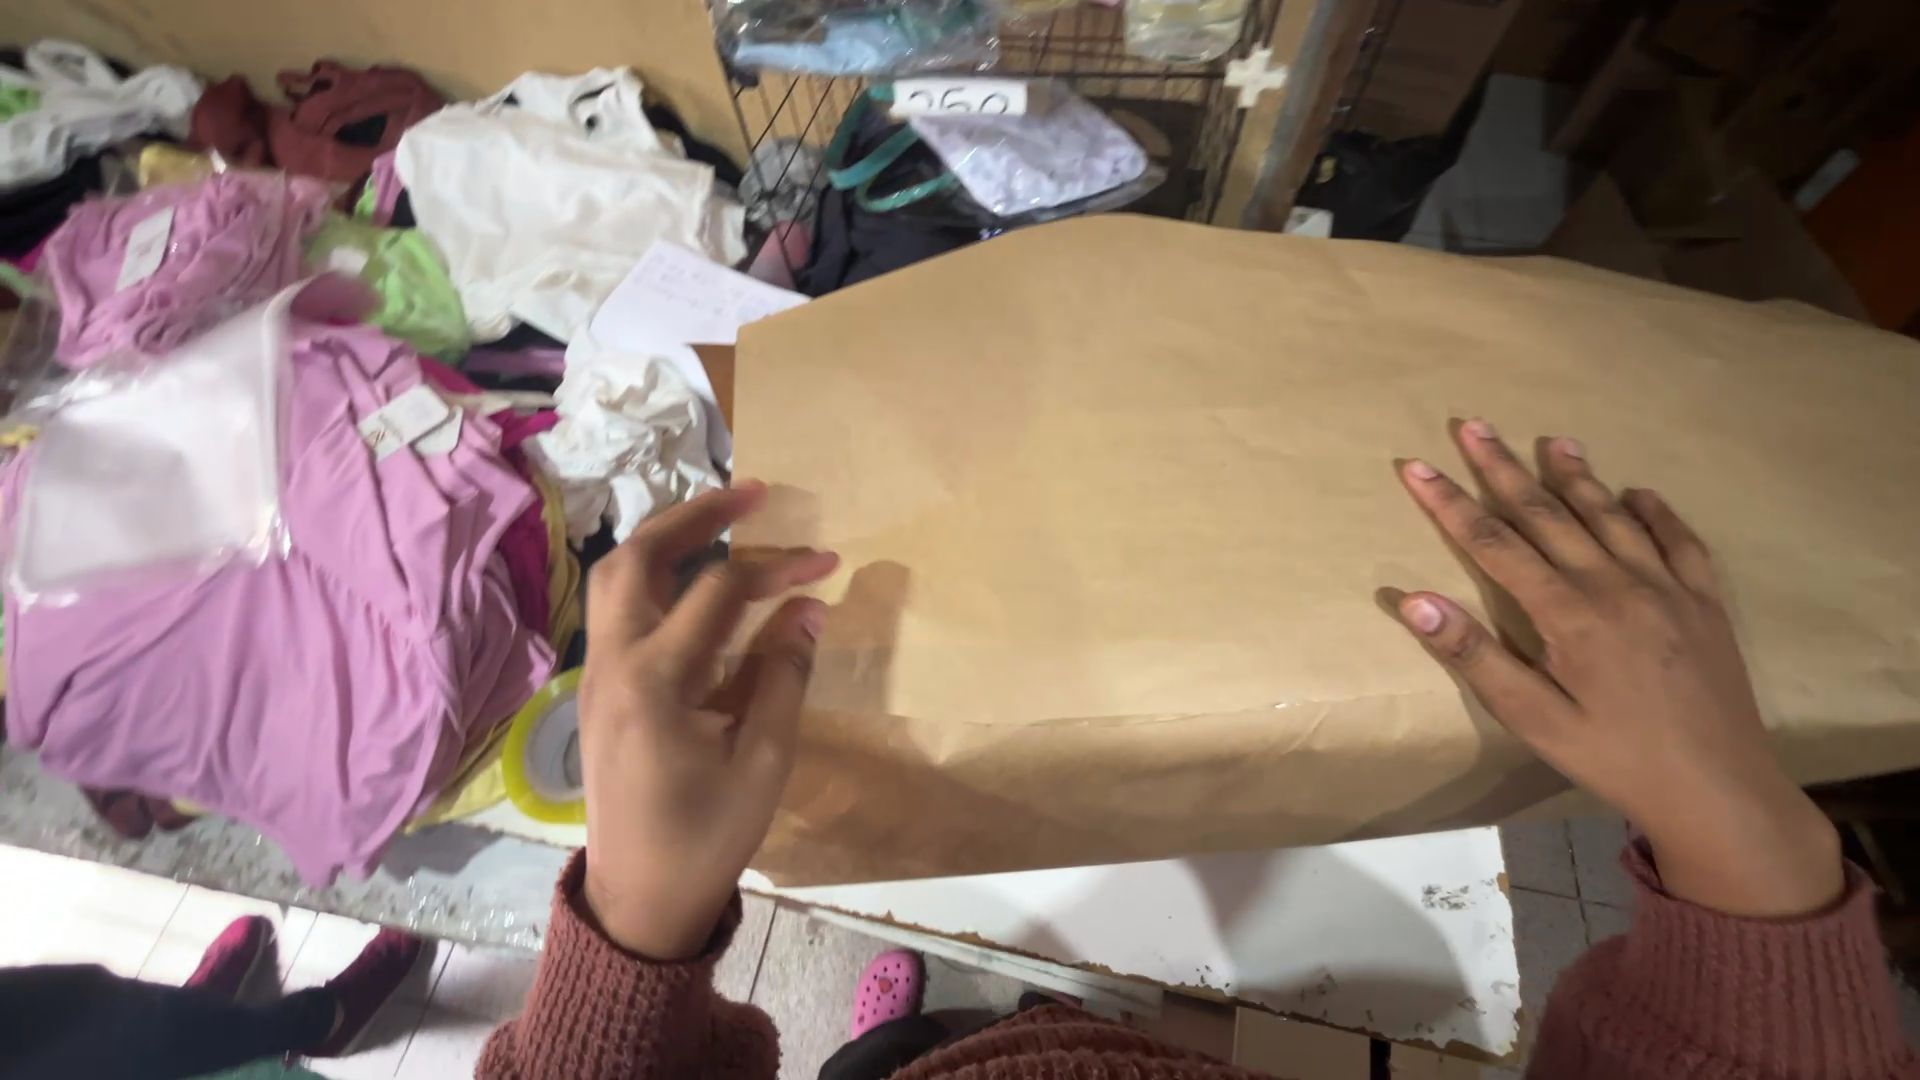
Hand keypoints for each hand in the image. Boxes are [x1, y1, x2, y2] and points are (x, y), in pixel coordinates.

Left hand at [577, 481, 837, 958]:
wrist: (638, 900)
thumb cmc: (707, 835)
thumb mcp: (764, 760)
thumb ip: (785, 674)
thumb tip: (810, 606)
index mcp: (657, 681)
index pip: (722, 593)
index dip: (779, 567)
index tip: (827, 559)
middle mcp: (614, 663)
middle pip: (641, 558)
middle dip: (696, 515)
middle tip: (752, 494)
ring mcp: (598, 673)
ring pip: (619, 578)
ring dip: (669, 538)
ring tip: (721, 520)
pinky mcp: (600, 687)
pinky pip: (622, 609)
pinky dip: (658, 576)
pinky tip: (697, 580)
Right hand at [1393, 420, 1840, 917]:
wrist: (1721, 794)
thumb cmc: (1609, 755)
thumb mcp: (1527, 716)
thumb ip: (1471, 653)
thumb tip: (1415, 599)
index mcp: (1569, 613)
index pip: (1493, 544)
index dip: (1449, 503)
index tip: (1416, 467)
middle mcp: (1618, 586)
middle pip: (1547, 515)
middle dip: (1501, 469)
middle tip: (1472, 424)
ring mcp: (1668, 591)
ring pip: (1611, 518)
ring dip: (1576, 476)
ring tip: (1551, 439)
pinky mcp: (1705, 606)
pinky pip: (1681, 544)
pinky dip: (1657, 513)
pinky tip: (1641, 492)